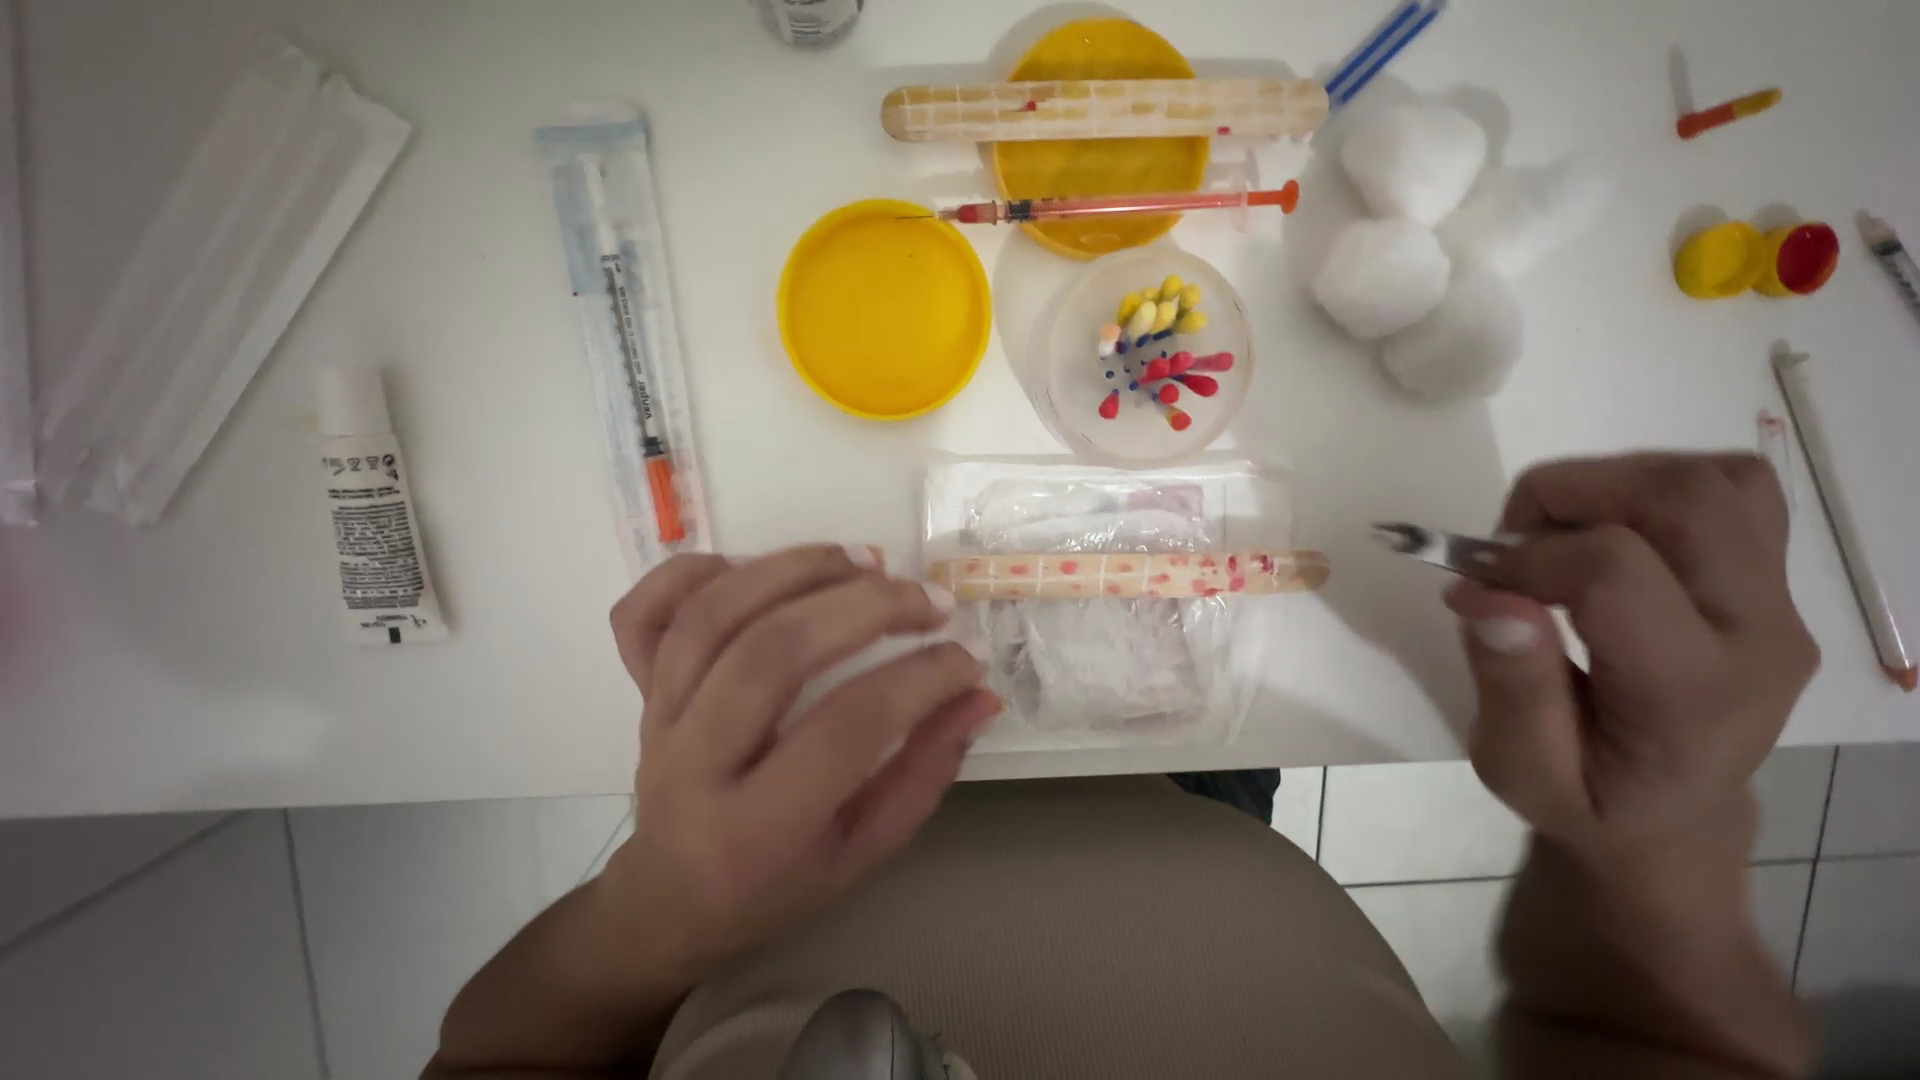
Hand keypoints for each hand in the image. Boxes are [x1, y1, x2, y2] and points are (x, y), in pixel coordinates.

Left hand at [601, 544, 998, 969]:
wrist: (670, 899)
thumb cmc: (777, 886)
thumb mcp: (864, 850)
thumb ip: (924, 771)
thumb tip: (980, 694)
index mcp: (757, 829)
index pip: (846, 727)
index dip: (920, 679)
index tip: (969, 656)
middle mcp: (695, 765)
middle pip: (772, 653)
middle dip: (865, 607)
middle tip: (929, 598)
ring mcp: (657, 719)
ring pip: (713, 615)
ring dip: (797, 569)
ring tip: (868, 562)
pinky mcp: (639, 691)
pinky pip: (646, 612)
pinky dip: (699, 570)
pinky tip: (762, 565)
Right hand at [1446, 453, 1819, 868]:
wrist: (1669, 812)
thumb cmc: (1586, 796)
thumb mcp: (1520, 770)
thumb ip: (1510, 689)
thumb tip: (1486, 595)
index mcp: (1692, 693)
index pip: (1615, 569)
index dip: (1525, 558)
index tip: (1474, 585)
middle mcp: (1758, 633)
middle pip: (1679, 497)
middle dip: (1567, 495)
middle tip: (1512, 546)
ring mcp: (1777, 599)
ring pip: (1709, 479)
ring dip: (1608, 485)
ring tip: (1555, 537)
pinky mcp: (1770, 579)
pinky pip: (1729, 488)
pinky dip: (1651, 487)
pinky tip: (1604, 531)